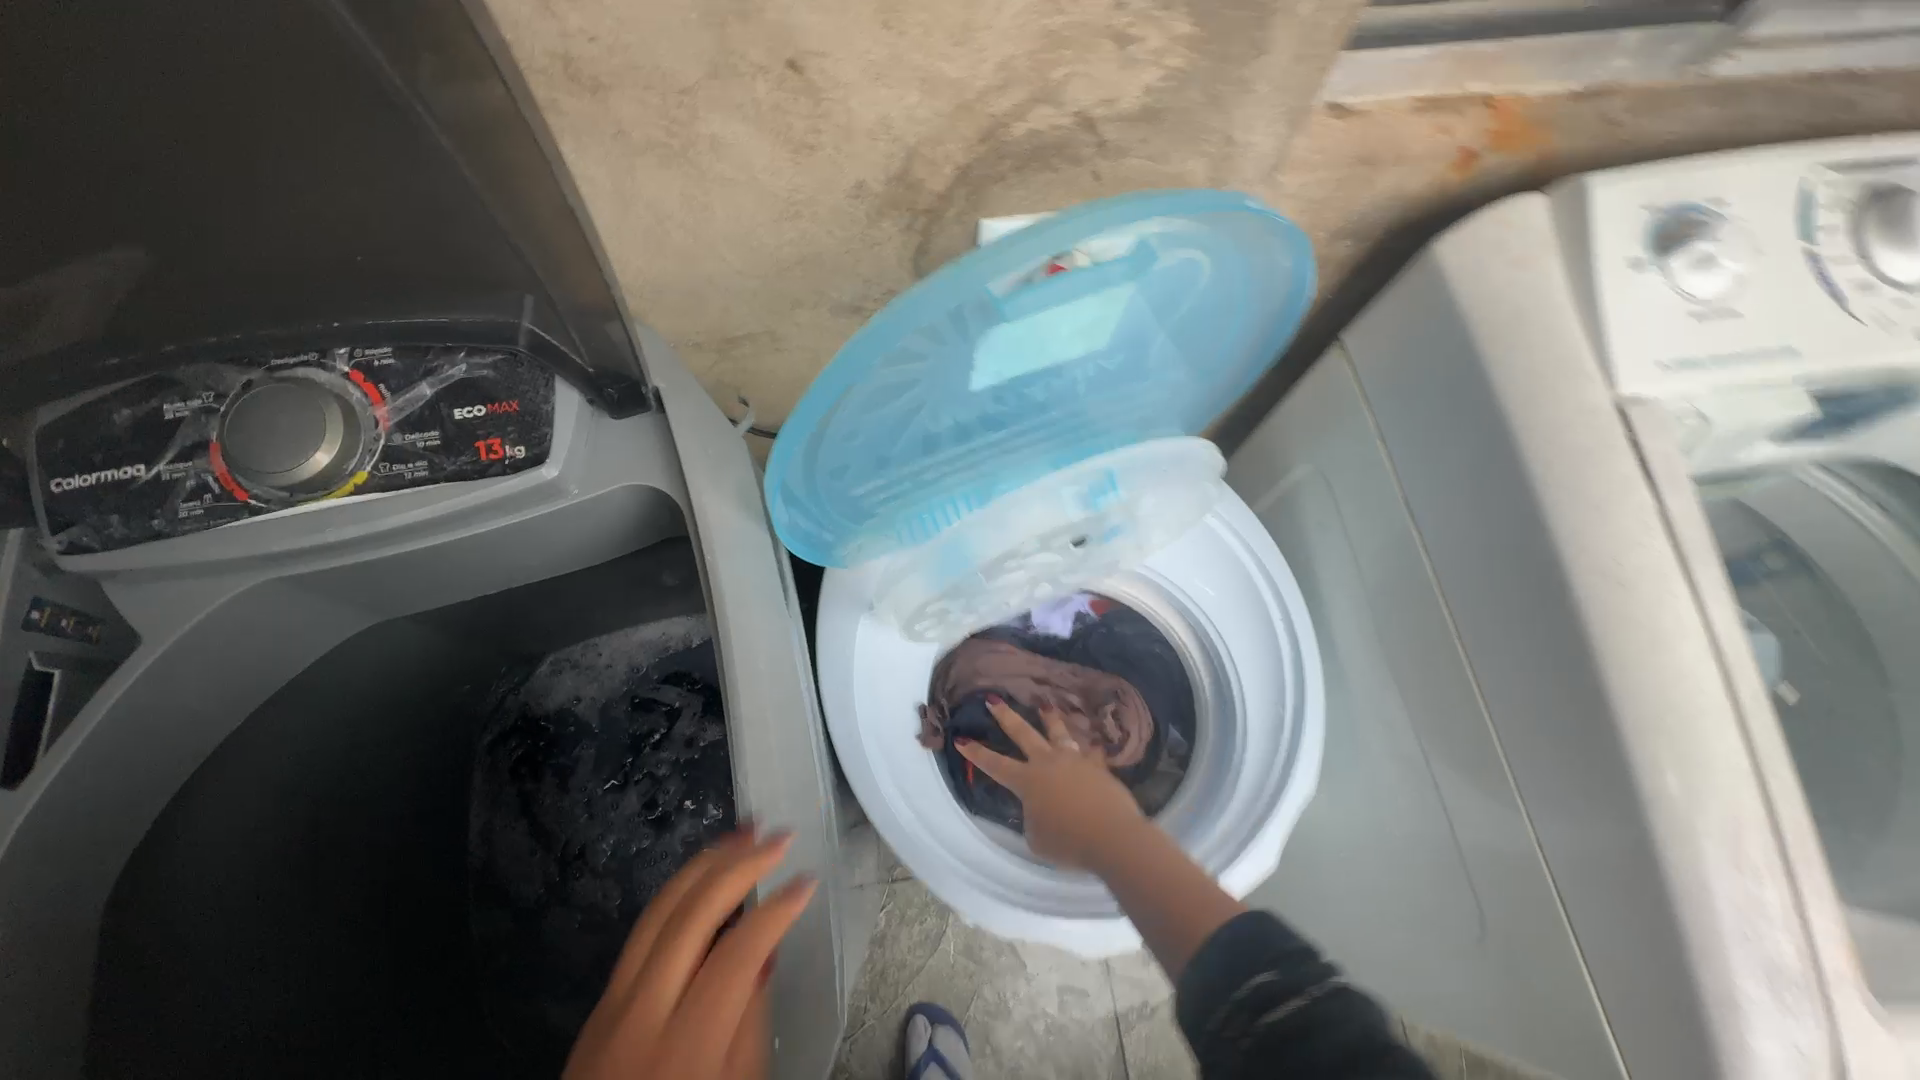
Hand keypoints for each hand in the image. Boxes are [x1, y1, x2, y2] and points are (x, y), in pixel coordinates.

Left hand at [564, 828, 816, 1079]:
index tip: (807, 880)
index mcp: (686, 1043)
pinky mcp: (599, 1002)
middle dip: (740, 865)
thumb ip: (750, 1022)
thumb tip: (765, 951)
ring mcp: (611, 1002)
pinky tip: (705, 874)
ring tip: (745, 832)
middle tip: (781, 837)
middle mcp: (641, 1011)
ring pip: (658, 910)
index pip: (737, 952)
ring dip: (706, 862)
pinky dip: (679, 891)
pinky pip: (642, 930)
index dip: (776, 910)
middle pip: (692, 915)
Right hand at [956, 696, 1146, 870]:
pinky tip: (1095, 743)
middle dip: (1006, 716)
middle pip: (1023, 734)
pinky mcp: (1099, 767)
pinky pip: (1092, 752)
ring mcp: (1075, 761)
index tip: (961, 738)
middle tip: (994, 699)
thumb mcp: (1036, 838)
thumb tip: (1039, 809)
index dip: (976, 753)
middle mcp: (1048, 763)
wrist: (1112, 836)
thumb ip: (1032, 819)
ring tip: (1045, 704)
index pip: (994, 764)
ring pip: (1059, 733)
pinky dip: (1091, 748)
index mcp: (1027, 781)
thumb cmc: (1068, 842)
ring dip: (1050, 718)